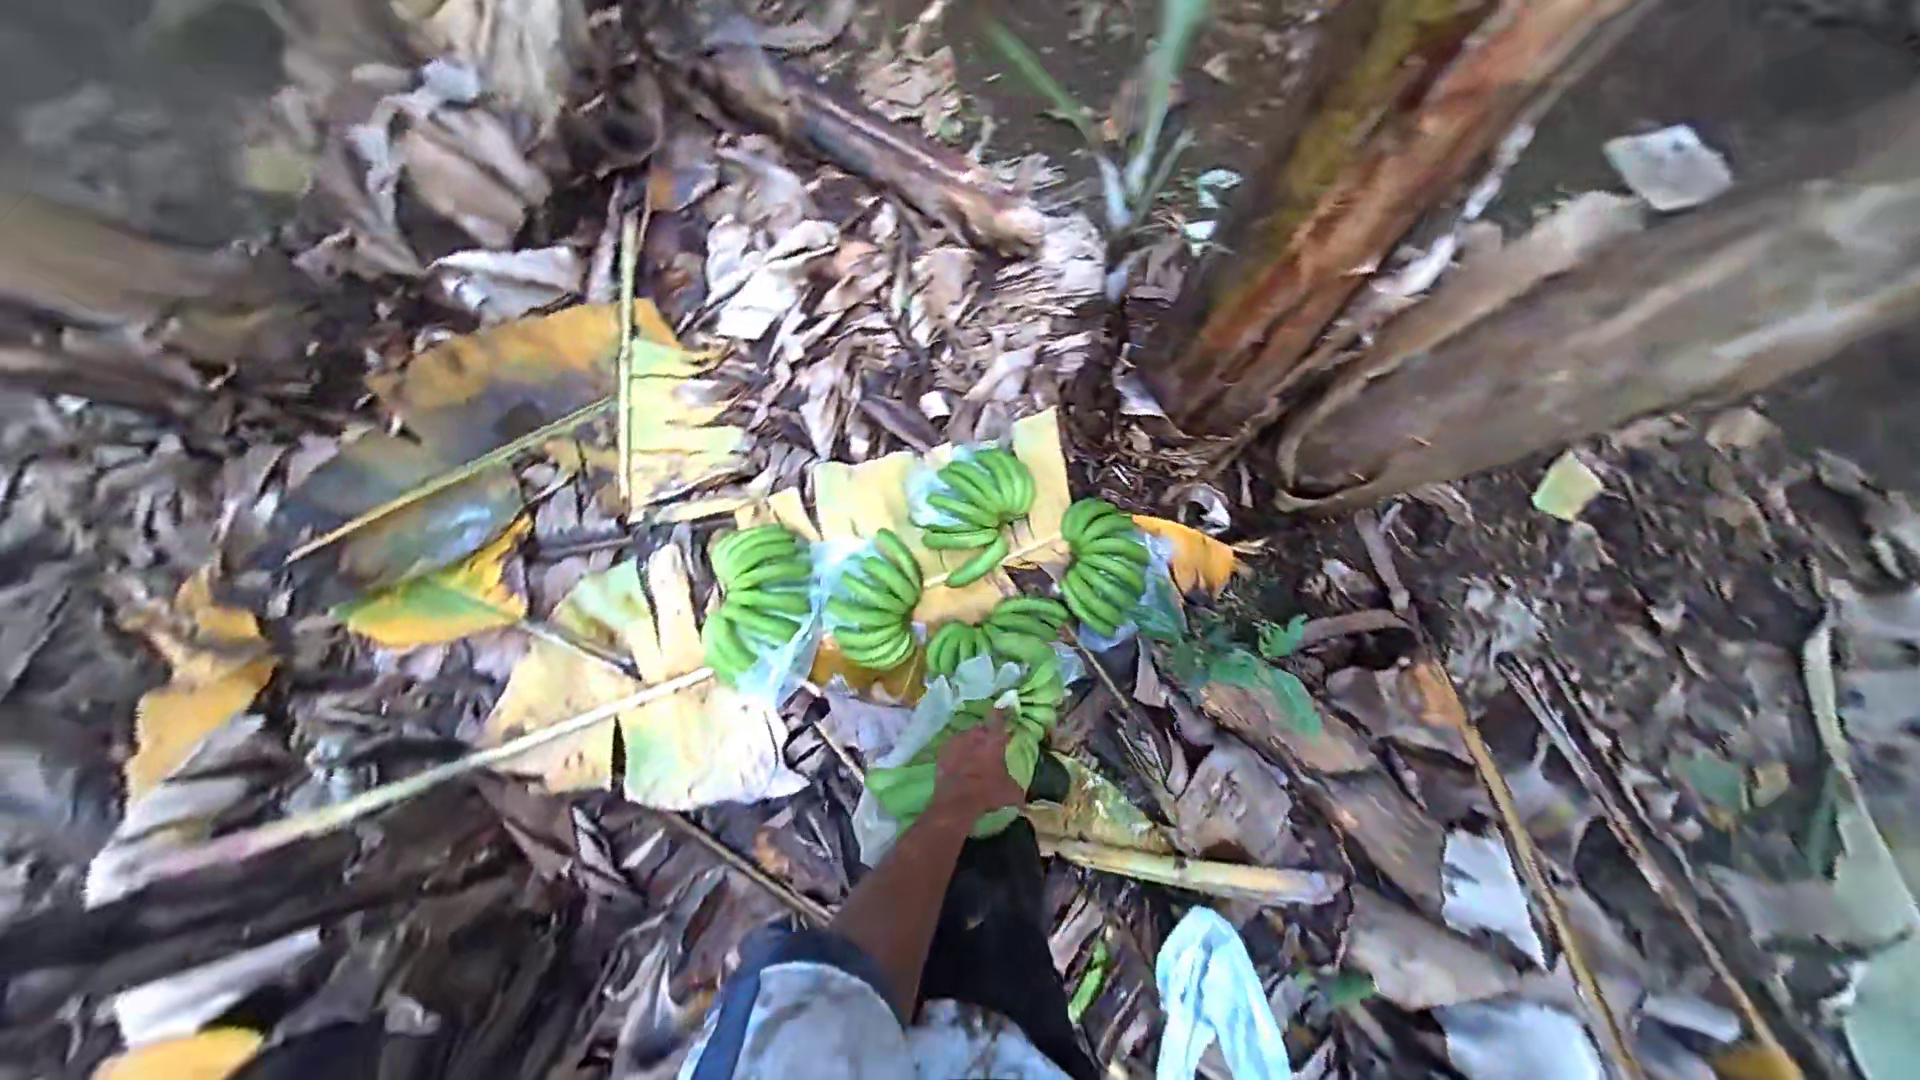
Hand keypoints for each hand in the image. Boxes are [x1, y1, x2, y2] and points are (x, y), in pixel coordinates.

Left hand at [926, 719, 1024, 825]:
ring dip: (972, 742)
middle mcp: (974, 735)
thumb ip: (1016, 782)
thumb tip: (1021, 786)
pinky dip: (958, 752)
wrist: (955, 804)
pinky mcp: (943, 752)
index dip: (1004, 712)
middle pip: (982, 727)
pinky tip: (960, 762)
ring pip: (967, 736)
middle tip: (991, 743)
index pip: (999, 716)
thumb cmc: (987, 794)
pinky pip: (954, 747)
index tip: (1007, 709)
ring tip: (975, 755)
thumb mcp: (1011, 791)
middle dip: (987, 732)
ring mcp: (956, 742)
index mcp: (993, 740)